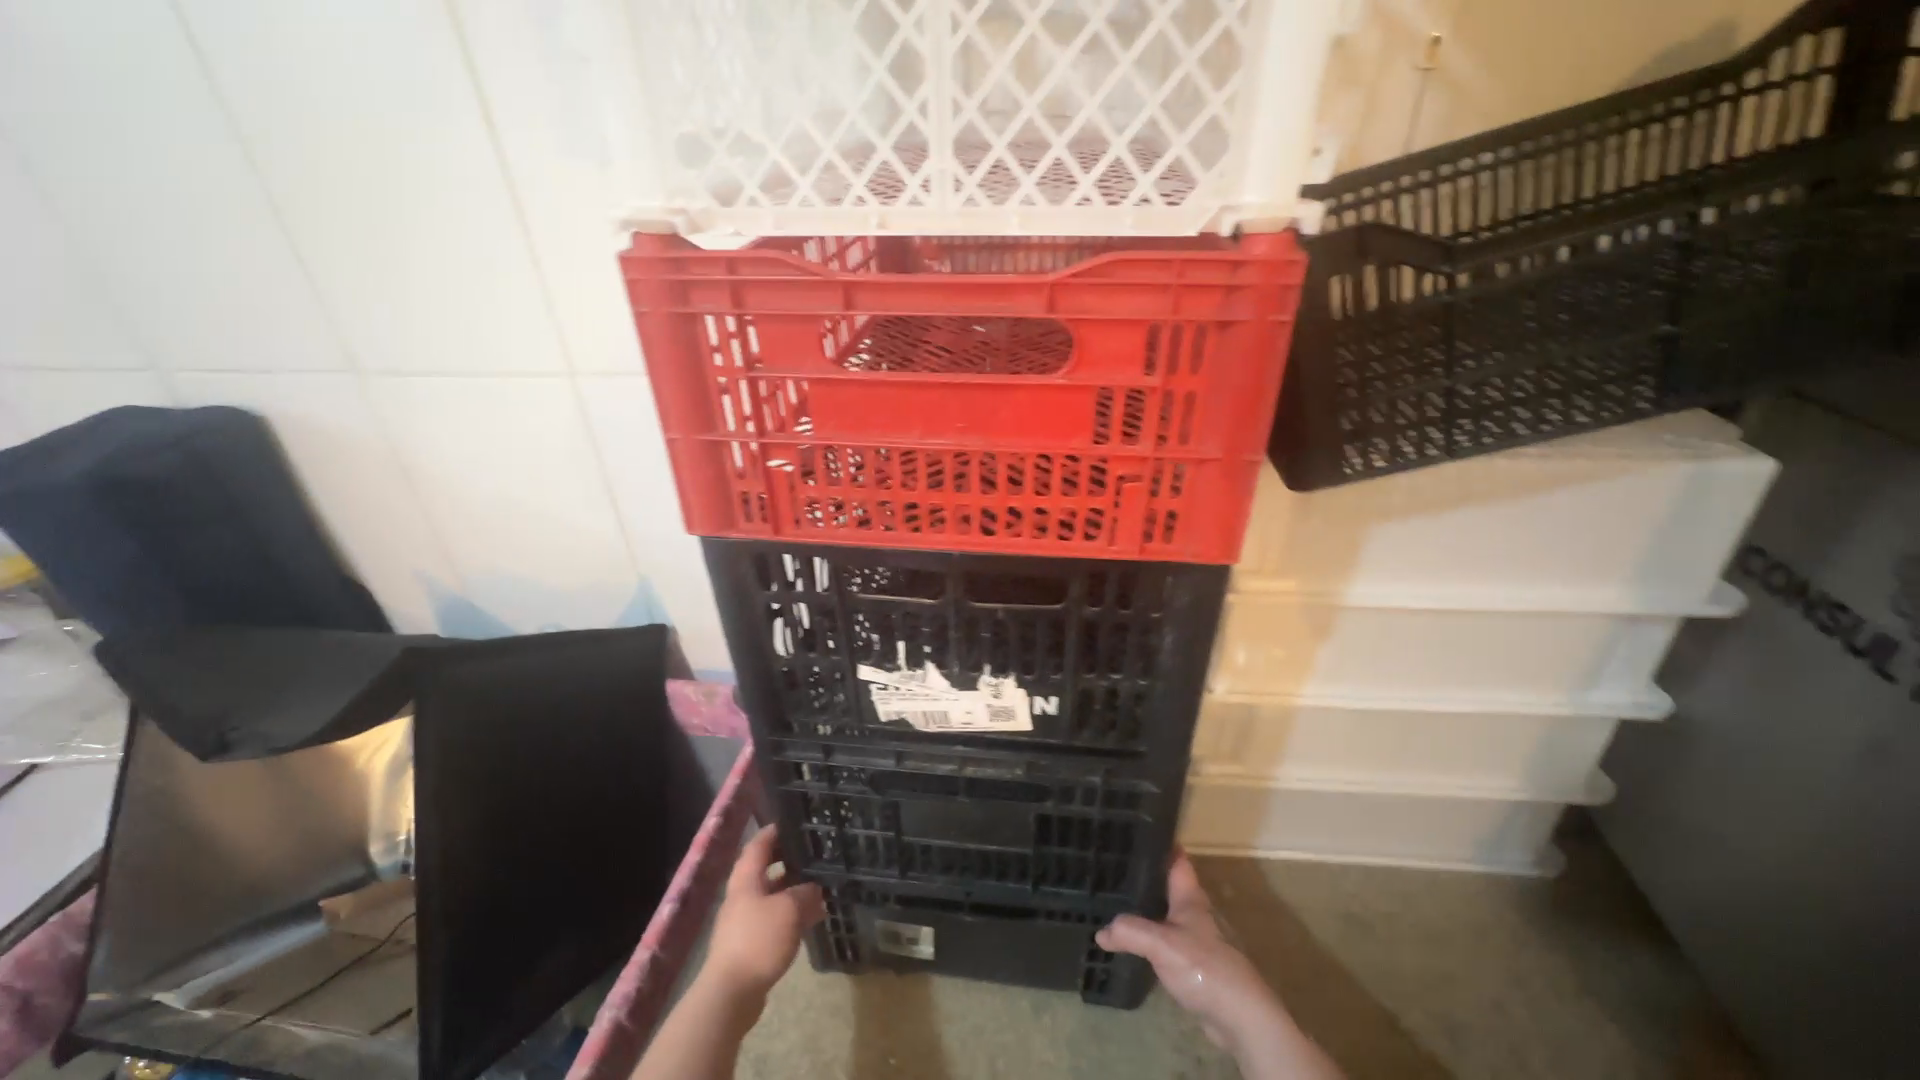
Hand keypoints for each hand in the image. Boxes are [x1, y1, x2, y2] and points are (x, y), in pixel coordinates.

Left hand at [701, 825, 826, 998]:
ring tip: (821, 887)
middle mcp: (743, 896)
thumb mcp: (788, 910)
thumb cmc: (758, 940)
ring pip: (773, 897)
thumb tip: (815, 888)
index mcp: (746, 880)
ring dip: (794, 891)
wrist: (731, 992)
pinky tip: (812, 920)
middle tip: (814, 854)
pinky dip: (793, 916)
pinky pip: (775, 920)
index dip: (773, 832)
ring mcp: (745, 922)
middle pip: (765, 871)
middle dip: (788, 862)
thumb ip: (805, 893)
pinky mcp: (751, 945)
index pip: (758, 846)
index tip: (793, 823)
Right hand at [1097, 852, 1308, 1065]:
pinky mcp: (1193, 966)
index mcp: (1191, 900)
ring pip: (1166, 916)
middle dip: (1146, 878)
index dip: (1162, 845)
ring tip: (1116, 903)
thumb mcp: (1162, 944)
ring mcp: (1195, 942)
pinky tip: (1131, 944)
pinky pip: (1165, 943)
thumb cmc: (1204, 968)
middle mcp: (1194, 916)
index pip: (1177, 862)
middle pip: (1169, 888)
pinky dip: (1148, 939)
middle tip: (1114, 867)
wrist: (1239, 1016)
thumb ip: (1131, 932)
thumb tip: (1102, 931)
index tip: (1140, 831)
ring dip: (1146, 910)